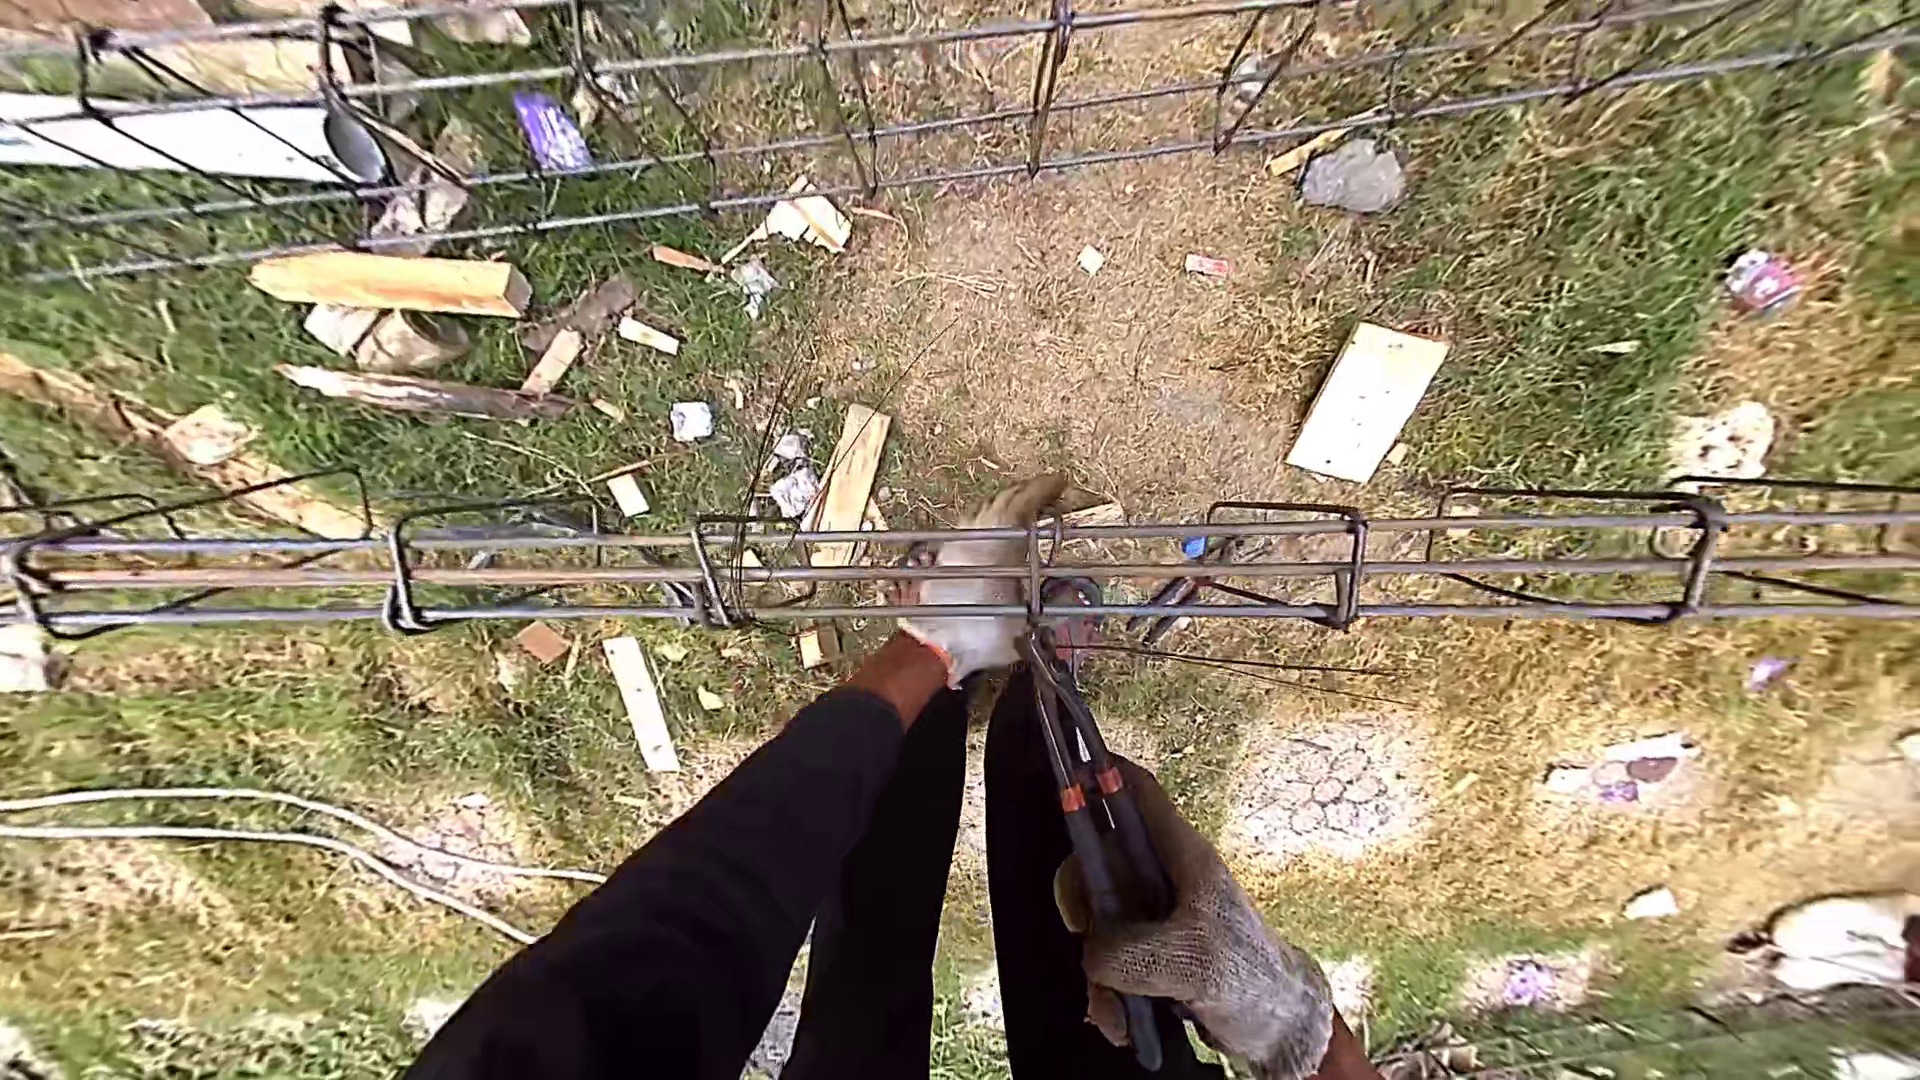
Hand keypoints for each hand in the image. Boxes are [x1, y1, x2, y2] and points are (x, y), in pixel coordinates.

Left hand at [898, 474, 1065, 686]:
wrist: (935, 645)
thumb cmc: (983, 631)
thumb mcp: (1029, 619)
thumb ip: (1056, 603)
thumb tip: (1075, 591)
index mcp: (1002, 542)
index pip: (1025, 501)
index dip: (1045, 488)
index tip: (1061, 482)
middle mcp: (978, 534)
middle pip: (1004, 499)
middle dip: (1028, 491)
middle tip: (1048, 493)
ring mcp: (957, 542)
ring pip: (985, 509)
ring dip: (1007, 503)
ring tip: (1025, 509)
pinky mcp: (944, 554)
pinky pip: (972, 524)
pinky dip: (989, 519)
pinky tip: (995, 532)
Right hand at [1057, 760, 1336, 1079]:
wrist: (1277, 1031)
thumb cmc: (1246, 976)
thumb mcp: (1189, 960)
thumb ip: (1130, 951)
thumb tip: (1089, 952)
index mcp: (1180, 853)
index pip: (1140, 794)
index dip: (1107, 773)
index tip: (1072, 771)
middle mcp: (1162, 872)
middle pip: (1101, 853)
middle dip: (1082, 891)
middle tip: (1078, 926)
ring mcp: (1154, 908)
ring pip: (1100, 908)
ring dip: (1095, 958)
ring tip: (1108, 1006)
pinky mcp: (1150, 943)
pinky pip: (1109, 949)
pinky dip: (1106, 984)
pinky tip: (1117, 1018)